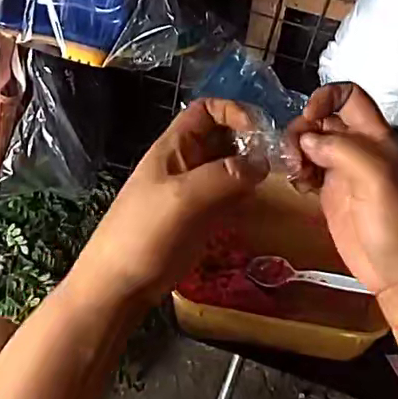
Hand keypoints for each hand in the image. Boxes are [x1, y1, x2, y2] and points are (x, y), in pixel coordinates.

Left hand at [75, 98, 269, 304]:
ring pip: (232, 165)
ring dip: (253, 167)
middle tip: (278, 158)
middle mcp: (188, 163)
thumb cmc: (143, 234)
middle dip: (250, 141)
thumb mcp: (182, 198)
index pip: (206, 111)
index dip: (232, 112)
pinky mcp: (205, 215)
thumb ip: (224, 175)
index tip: (257, 131)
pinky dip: (248, 193)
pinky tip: (262, 202)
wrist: (119, 287)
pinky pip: (232, 193)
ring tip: (278, 179)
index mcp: (175, 148)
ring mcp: (197, 190)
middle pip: (224, 137)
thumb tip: (262, 163)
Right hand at [283, 83, 397, 324]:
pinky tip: (299, 186)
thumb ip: (344, 151)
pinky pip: (310, 170)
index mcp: (378, 138)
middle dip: (304, 127)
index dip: (327, 97)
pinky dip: (299, 171)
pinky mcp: (333, 196)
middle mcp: (361, 149)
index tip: (308, 118)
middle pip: (325, 119)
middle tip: (295, 155)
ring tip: (296, 173)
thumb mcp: (378, 180)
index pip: (351, 97)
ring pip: (313, 143)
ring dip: (297, 150)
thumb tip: (308, 139)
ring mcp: (345, 172)